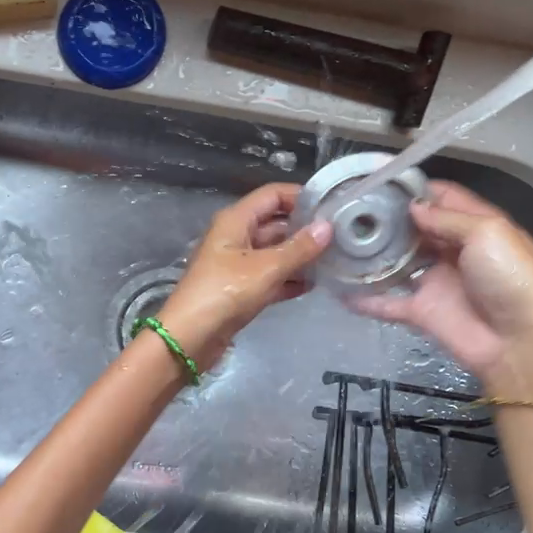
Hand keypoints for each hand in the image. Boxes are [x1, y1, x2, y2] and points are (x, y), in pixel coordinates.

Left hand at [159, 183, 330, 364]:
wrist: (190, 337)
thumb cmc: (225, 293)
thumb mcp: (266, 268)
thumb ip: (299, 248)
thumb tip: (328, 226)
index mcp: (235, 220)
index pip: (272, 195)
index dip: (301, 197)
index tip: (333, 206)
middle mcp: (235, 237)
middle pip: (275, 224)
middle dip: (305, 230)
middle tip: (342, 237)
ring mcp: (236, 264)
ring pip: (274, 252)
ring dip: (300, 257)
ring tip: (336, 260)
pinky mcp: (240, 289)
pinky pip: (270, 277)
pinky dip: (288, 279)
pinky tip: (315, 284)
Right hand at [346, 181, 532, 391]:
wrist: (518, 342)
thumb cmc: (510, 279)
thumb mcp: (488, 234)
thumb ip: (448, 218)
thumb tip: (413, 207)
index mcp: (478, 228)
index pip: (445, 199)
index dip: (418, 188)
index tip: (383, 182)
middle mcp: (455, 252)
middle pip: (418, 230)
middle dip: (391, 219)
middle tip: (353, 209)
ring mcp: (436, 282)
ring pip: (399, 264)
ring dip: (375, 255)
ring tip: (341, 241)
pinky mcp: (421, 311)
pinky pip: (387, 304)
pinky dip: (365, 299)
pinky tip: (339, 290)